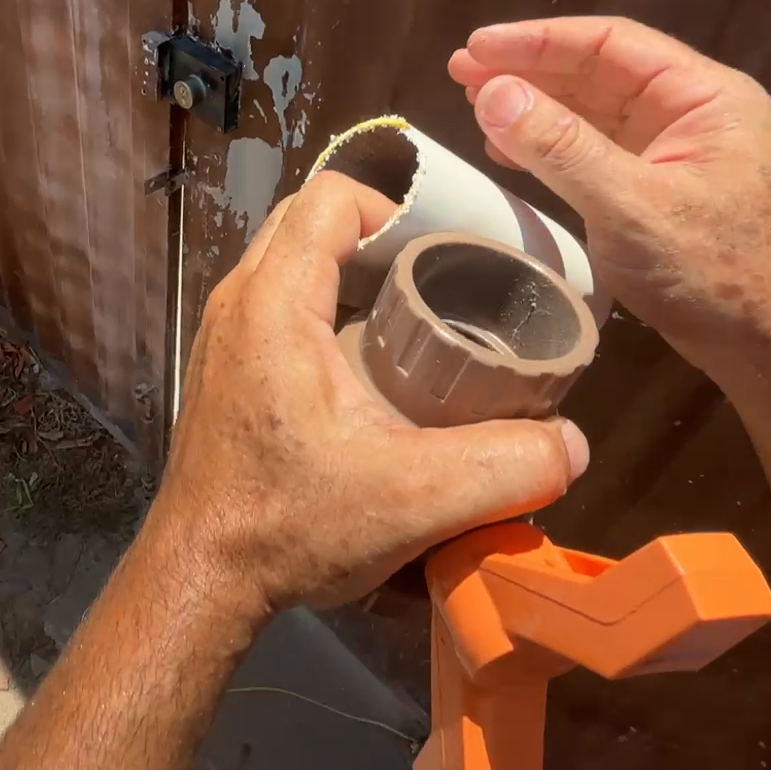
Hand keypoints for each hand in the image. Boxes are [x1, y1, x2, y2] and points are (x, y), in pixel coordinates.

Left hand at [148, 172, 587, 613]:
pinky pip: (274, 294)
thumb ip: (504, 468)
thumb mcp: (410, 499)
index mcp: (274, 304)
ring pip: (286, 256)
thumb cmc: (287, 526)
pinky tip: (363, 349)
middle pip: (305, 218)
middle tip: (433, 271)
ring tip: (408, 303)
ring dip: (345, 262)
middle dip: (373, 228)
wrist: (199, 570)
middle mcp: (238, 300)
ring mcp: (224, 329)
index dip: (392, 205)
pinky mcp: (224, 360)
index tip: (440, 248)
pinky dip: (320, 294)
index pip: (329, 200)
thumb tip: (571, 444)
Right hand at [448, 17, 770, 365]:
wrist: (770, 348)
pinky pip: (588, 153)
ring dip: (530, 106)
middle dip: (527, 71)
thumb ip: (560, 147)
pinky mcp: (650, 190)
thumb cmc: (713, 271)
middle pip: (595, 74)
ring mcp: (668, 154)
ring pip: (587, 113)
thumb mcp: (630, 204)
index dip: (538, 41)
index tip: (476, 47)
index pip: (610, 44)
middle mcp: (687, 114)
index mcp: (702, 98)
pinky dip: (543, 148)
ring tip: (473, 100)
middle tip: (460, 71)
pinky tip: (506, 149)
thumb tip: (493, 93)